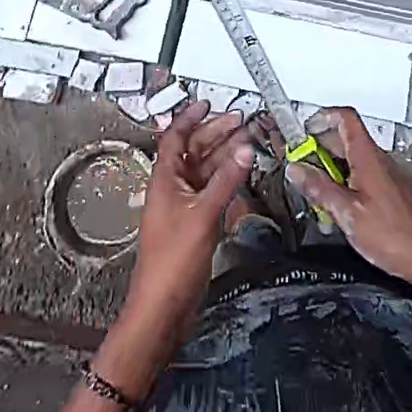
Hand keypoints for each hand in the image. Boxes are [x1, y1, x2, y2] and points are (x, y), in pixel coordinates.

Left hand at [127, 101, 254, 321]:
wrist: (163, 308)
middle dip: (215, 133)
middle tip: (239, 121)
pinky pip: (211, 190)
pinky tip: (241, 174)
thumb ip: (227, 180)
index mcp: (165, 180)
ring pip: (205, 170)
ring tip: (247, 142)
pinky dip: (226, 179)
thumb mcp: (204, 214)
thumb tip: (245, 150)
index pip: (175, 138)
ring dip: (224, 156)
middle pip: (193, 151)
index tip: (207, 104)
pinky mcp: (195, 222)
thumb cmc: (172, 262)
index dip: (190, 118)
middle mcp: (172, 189)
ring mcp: (184, 206)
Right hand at [285, 106, 411, 296]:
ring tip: (317, 192)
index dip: (322, 117)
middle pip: (346, 137)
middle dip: (320, 147)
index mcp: (368, 157)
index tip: (304, 131)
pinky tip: (339, 207)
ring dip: (332, 168)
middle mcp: (379, 160)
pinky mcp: (391, 190)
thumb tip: (297, 170)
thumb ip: (320, 190)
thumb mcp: (348, 214)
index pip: (345, 118)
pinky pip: (363, 174)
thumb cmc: (397, 237)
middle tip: (302, 166)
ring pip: (353, 158)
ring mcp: (386, 174)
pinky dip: (346, 182)